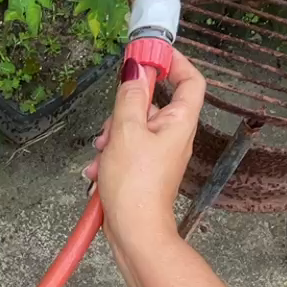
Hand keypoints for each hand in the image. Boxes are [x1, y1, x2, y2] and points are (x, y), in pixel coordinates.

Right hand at [84, 53, 205, 247]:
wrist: (134, 232)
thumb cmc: (135, 185)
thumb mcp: (126, 132)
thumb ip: (130, 95)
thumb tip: (136, 67)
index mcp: (179, 122)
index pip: (190, 80)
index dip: (174, 62)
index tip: (150, 54)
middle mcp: (173, 137)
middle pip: (151, 105)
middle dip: (124, 110)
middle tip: (109, 126)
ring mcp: (158, 156)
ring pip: (133, 130)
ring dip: (110, 138)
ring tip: (100, 156)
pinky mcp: (143, 172)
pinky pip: (125, 152)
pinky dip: (109, 158)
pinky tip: (96, 172)